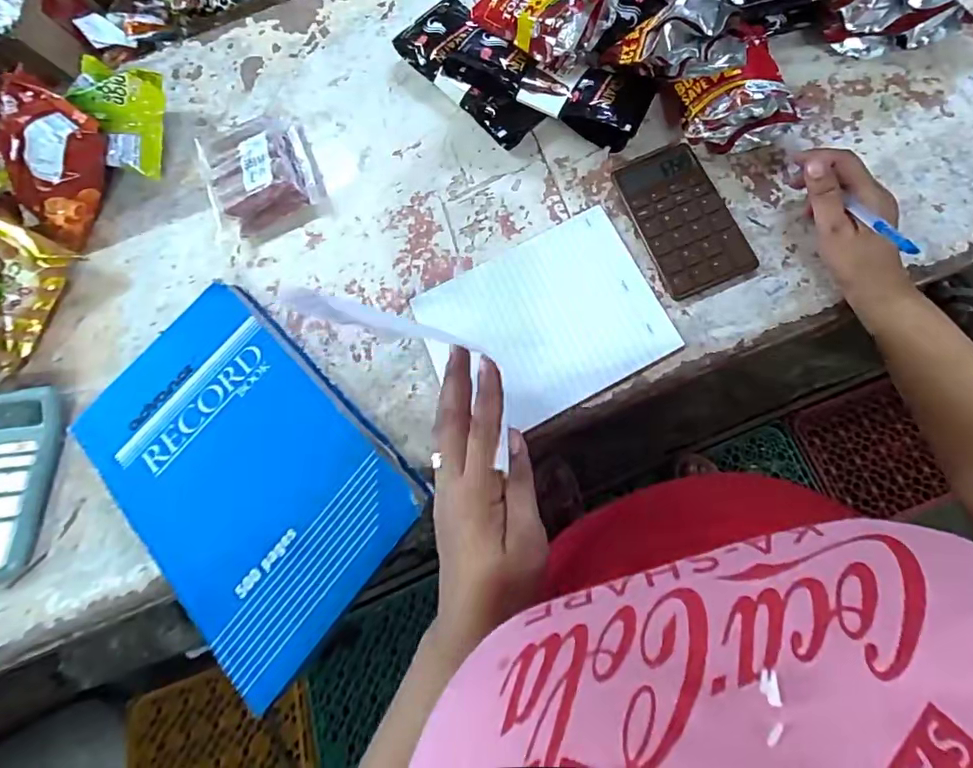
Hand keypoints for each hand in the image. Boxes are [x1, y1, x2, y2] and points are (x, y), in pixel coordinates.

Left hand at [428, 349, 546, 651]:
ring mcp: (446, 494)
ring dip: (450, 399)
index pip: (482, 430)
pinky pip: (447, 450)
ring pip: (444, 435)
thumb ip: (520, 484)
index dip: (487, 394)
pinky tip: (456, 414)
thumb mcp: (528, 537)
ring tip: (454, 369)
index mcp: (476, 491)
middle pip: (452, 424)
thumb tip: (516, 436)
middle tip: (458, 349)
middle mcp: (454, 486)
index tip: (488, 360)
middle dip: (455, 384)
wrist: (470, 623)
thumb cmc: (508, 582)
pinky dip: (451, 422)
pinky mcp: (448, 503)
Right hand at [792, 148, 918, 320]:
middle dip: (817, 171)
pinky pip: (848, 200)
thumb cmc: (855, 266)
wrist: (880, 298)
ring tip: (800, 204)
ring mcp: (876, 208)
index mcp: (871, 194)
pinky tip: (815, 217)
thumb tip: (813, 162)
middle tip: (790, 184)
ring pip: (845, 185)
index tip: (790, 164)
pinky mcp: (871, 221)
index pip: (844, 160)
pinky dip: (829, 202)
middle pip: (846, 170)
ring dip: (821, 188)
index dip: (817, 157)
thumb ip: (824, 195)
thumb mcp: (834, 230)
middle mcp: (877, 195)